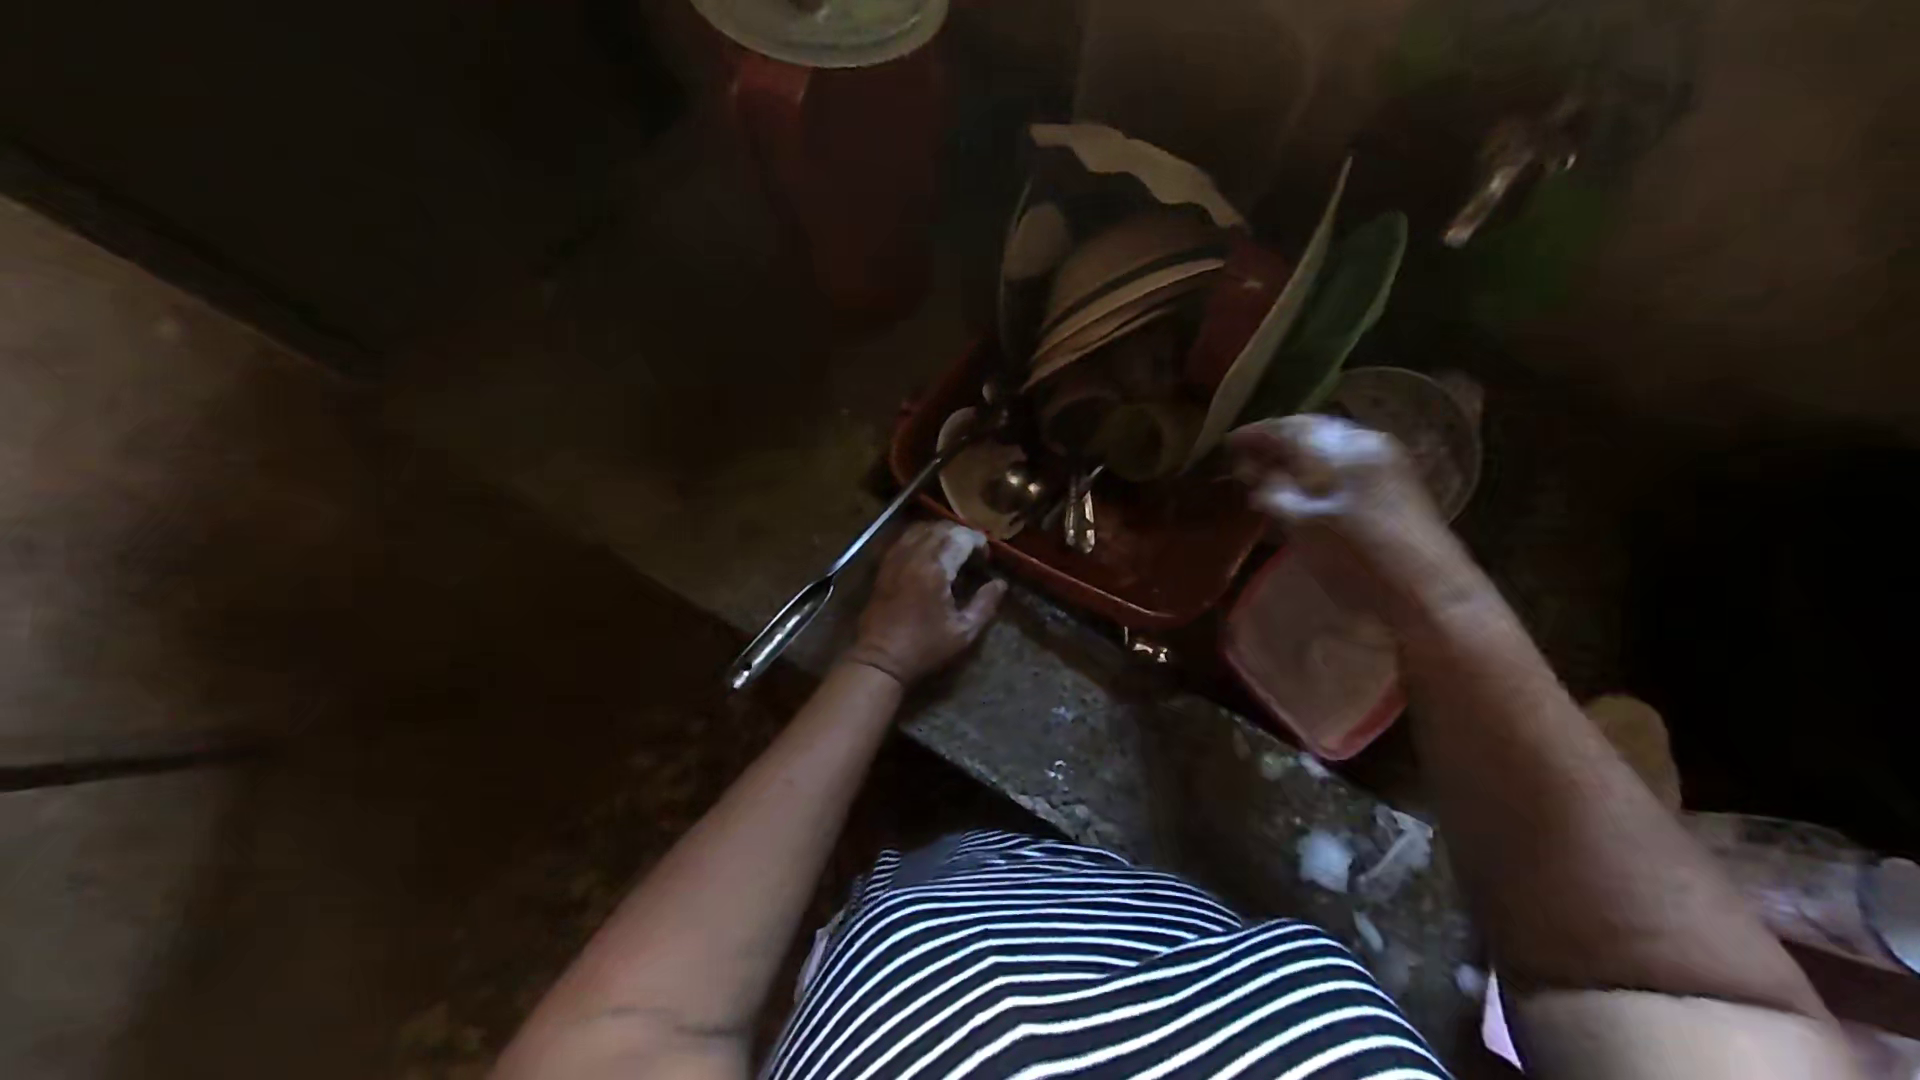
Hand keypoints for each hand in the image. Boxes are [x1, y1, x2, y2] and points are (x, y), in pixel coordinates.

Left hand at [843, 521, 1008, 685]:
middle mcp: (914, 555)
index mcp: (935, 568)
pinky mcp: (884, 565)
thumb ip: (985, 603)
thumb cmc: (924, 648)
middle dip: (962, 535)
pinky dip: (922, 538)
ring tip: (953, 551)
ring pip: (922, 528)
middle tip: (973, 555)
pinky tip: (930, 554)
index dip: (979, 543)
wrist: (880, 659)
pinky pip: (905, 538)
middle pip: (943, 528)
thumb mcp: (964, 632)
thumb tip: (1000, 583)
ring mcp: (896, 557)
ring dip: (942, 533)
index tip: (986, 559)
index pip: (962, 537)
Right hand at [1227, 415, 1482, 630]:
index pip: (1288, 427)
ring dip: (1297, 454)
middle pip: (1311, 430)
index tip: (1227, 443)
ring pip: (1330, 445)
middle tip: (1246, 458)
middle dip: (1276, 441)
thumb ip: (1272, 491)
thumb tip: (1252, 470)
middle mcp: (1365, 442)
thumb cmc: (1355, 557)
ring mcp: (1386, 461)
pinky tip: (1306, 487)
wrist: (1427, 591)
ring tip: (1271, 473)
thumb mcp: (1299, 524)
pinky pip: (1346, 461)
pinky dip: (1319, 467)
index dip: (1254, 433)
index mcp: (1340, 447)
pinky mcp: (1397, 483)